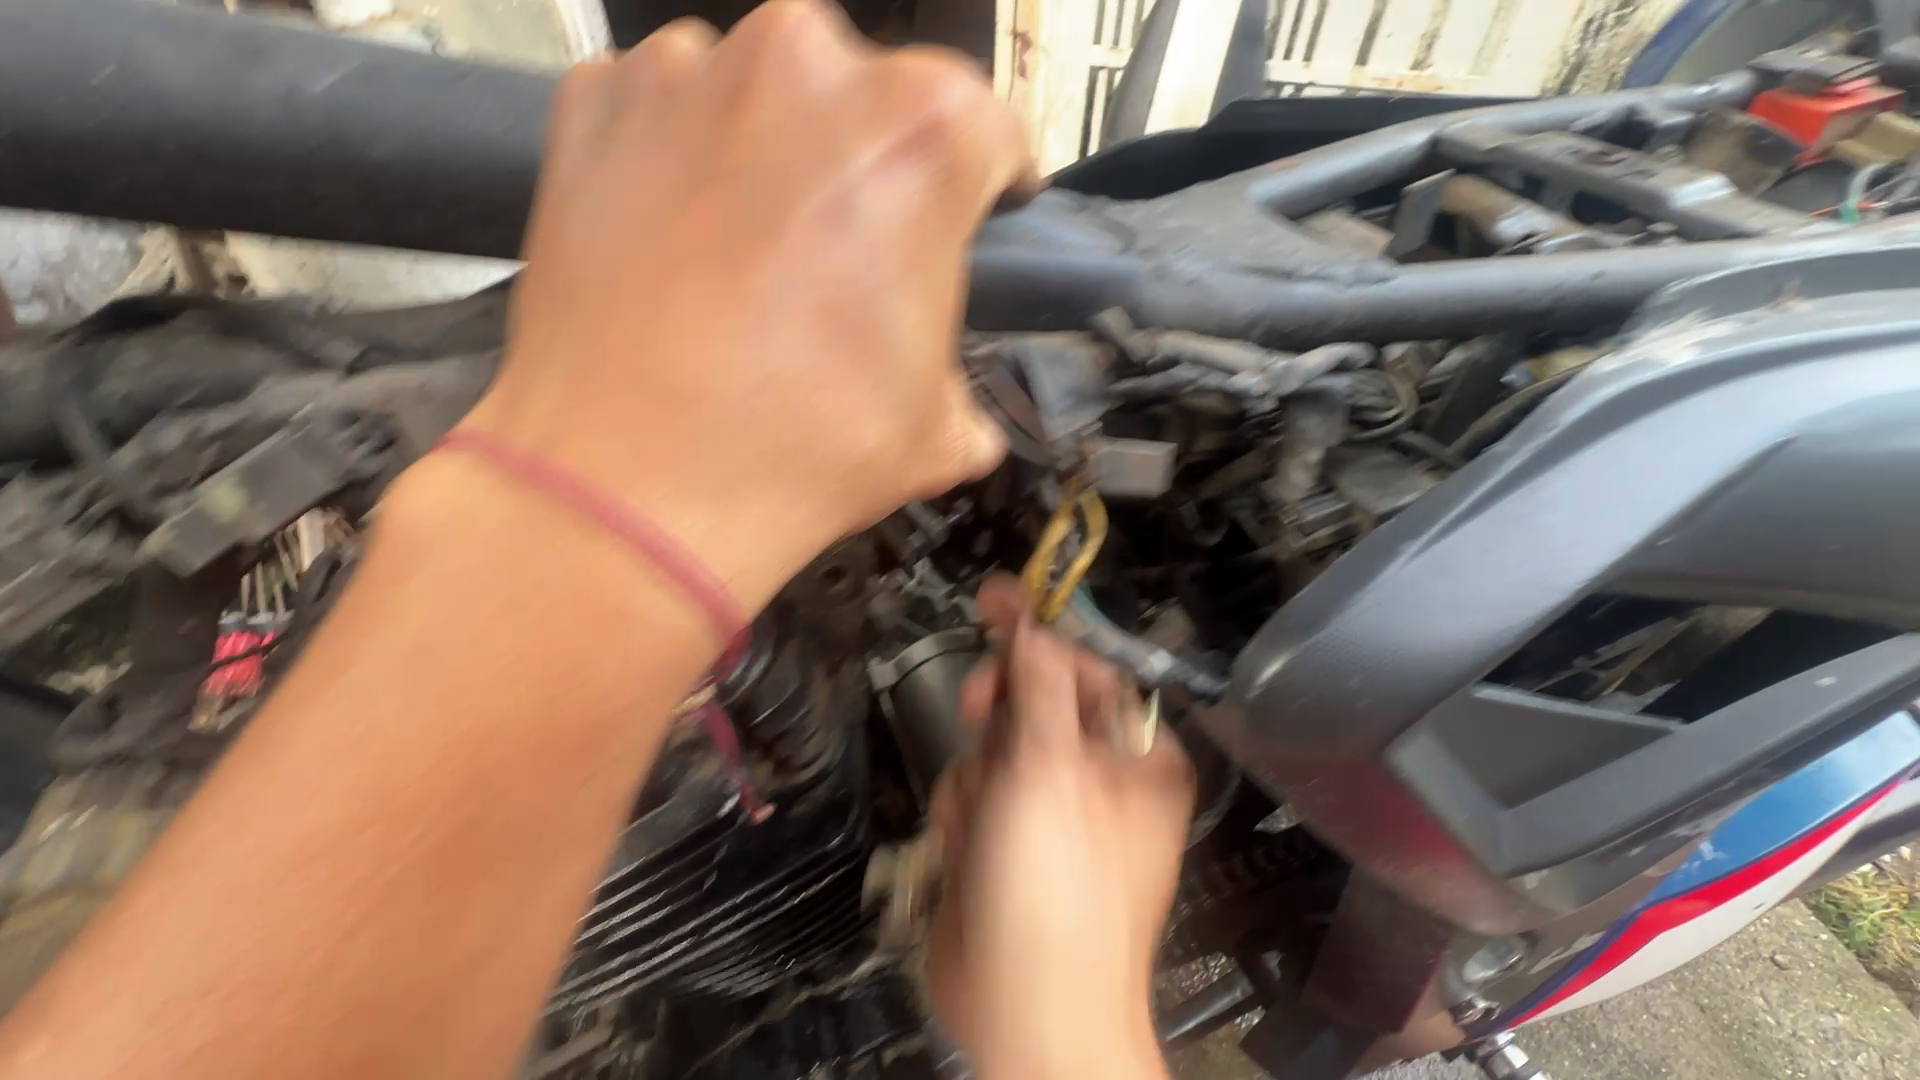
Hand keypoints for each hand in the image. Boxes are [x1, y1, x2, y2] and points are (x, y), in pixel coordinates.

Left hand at [460, 0, 1035, 610]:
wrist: (630, 489)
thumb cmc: (797, 451)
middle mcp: (806, 70)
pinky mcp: (595, 106)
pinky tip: (681, 246)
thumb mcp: (936, 433)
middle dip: (875, 172)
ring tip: (754, 259)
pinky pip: (670, 114)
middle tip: (847, 261)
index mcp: (918, 134)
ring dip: (776, 160)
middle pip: (873, 102)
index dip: (989, 180)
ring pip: (767, 100)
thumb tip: (952, 400)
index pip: (988, 127)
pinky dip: (684, 162)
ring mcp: (687, 75)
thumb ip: (964, 380)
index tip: (971, 211)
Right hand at [928, 576, 1194, 1078]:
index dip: (1038, 631)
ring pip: (990, 748)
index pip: (1084, 666)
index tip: (994, 596)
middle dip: (997, 716)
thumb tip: (1035, 621)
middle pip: (1030, 703)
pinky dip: (962, 815)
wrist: (1026, 1011)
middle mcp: (1098, 776)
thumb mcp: (1051, 769)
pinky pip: (971, 793)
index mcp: (1136, 755)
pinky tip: (969, 851)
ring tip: (982, 825)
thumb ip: (1039, 684)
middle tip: (977, 710)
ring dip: (975, 779)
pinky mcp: (1005, 840)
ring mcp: (1048, 811)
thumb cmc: (1059, 889)